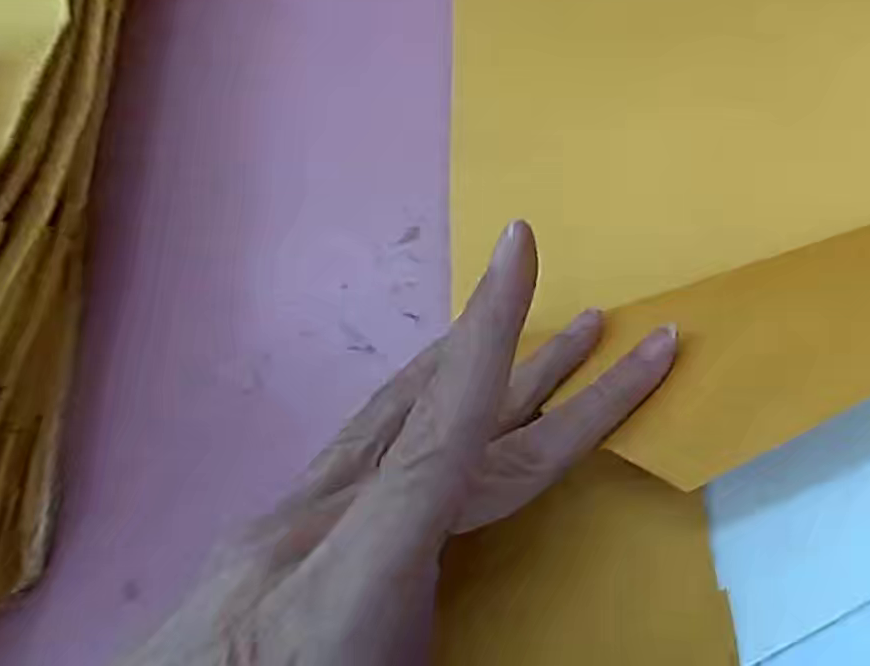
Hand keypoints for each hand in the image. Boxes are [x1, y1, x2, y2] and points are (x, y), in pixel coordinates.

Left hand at [119, 221, 676, 665]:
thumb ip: (473, 643)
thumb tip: (576, 657)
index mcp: (344, 588)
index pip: (443, 435)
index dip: (491, 331)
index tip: (520, 244)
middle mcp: (310, 533)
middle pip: (451, 420)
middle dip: (543, 366)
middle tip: (600, 318)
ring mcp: (281, 525)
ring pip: (405, 414)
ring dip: (488, 364)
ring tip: (555, 340)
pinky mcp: (268, 531)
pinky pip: (370, 438)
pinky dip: (429, 390)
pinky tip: (449, 382)